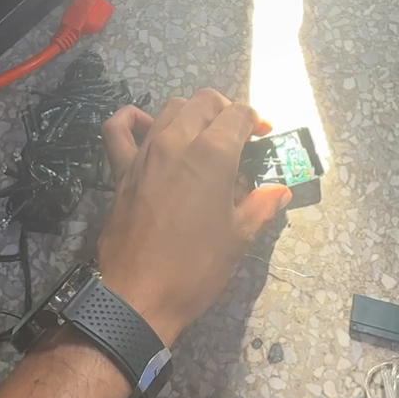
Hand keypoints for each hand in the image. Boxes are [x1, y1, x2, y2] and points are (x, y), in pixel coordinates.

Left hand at [97, 90, 290, 344]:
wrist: (139, 296)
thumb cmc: (196, 267)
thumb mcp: (239, 238)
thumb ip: (261, 205)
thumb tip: (280, 190)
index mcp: (213, 154)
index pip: (239, 113)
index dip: (255, 121)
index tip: (262, 138)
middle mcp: (178, 141)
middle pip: (205, 101)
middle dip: (226, 111)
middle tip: (237, 137)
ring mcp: (146, 151)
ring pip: (170, 108)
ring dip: (192, 114)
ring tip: (203, 137)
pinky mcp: (121, 168)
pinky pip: (118, 129)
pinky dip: (133, 120)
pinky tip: (149, 129)